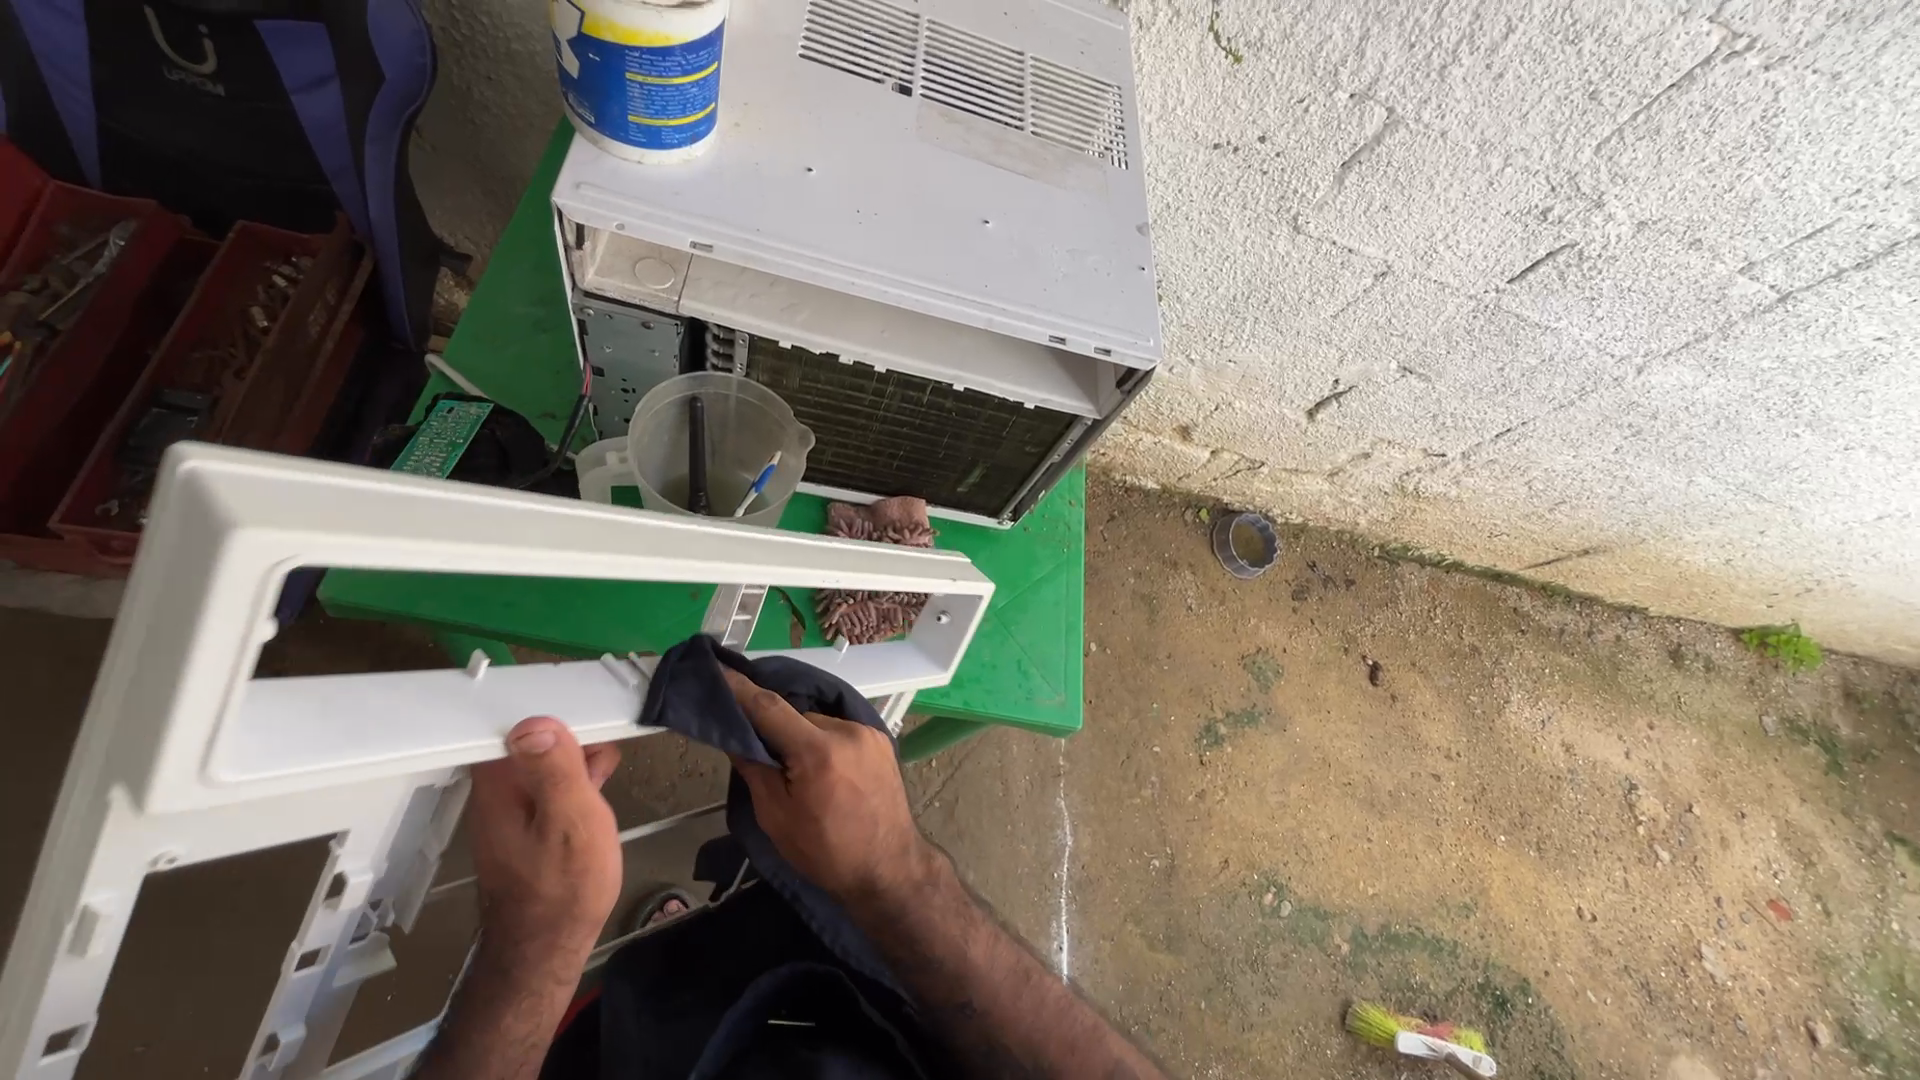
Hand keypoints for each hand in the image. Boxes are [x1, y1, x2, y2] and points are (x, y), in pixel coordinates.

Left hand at [467, 716, 621, 956]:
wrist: (548, 951)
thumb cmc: (564, 888)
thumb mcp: (571, 821)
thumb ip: (556, 770)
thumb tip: (535, 721)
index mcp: (498, 785)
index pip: (515, 725)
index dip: (550, 712)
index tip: (585, 712)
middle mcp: (496, 793)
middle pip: (529, 740)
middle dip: (568, 733)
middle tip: (604, 740)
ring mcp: (510, 810)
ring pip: (541, 762)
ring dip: (574, 755)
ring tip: (606, 758)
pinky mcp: (526, 826)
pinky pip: (548, 784)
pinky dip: (573, 777)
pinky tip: (596, 783)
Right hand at [722, 668, 938, 904]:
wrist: (889, 868)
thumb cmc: (827, 852)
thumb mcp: (776, 817)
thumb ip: (754, 769)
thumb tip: (735, 734)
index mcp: (818, 751)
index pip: (769, 707)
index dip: (739, 687)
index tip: (717, 670)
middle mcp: (847, 730)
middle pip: (795, 715)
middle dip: (774, 728)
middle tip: (760, 754)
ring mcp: (868, 732)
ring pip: (818, 721)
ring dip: (802, 736)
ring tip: (799, 772)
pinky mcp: (881, 738)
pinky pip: (840, 728)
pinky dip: (824, 740)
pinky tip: (824, 768)